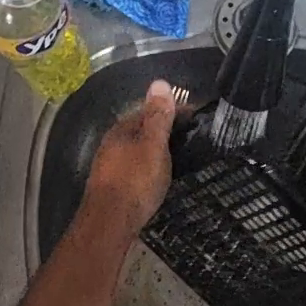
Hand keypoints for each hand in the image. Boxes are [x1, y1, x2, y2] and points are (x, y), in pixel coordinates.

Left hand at [81, 79, 176, 238]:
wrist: (110, 223)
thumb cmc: (135, 181)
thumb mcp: (153, 146)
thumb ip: (158, 117)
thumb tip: (160, 82)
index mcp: (122, 130)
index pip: (149, 111)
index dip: (172, 110)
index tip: (195, 114)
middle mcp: (112, 144)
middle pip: (140, 130)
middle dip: (162, 129)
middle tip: (190, 135)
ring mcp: (109, 166)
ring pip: (136, 150)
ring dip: (154, 149)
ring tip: (177, 155)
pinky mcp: (112, 187)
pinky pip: (135, 167)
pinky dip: (148, 166)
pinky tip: (157, 176)